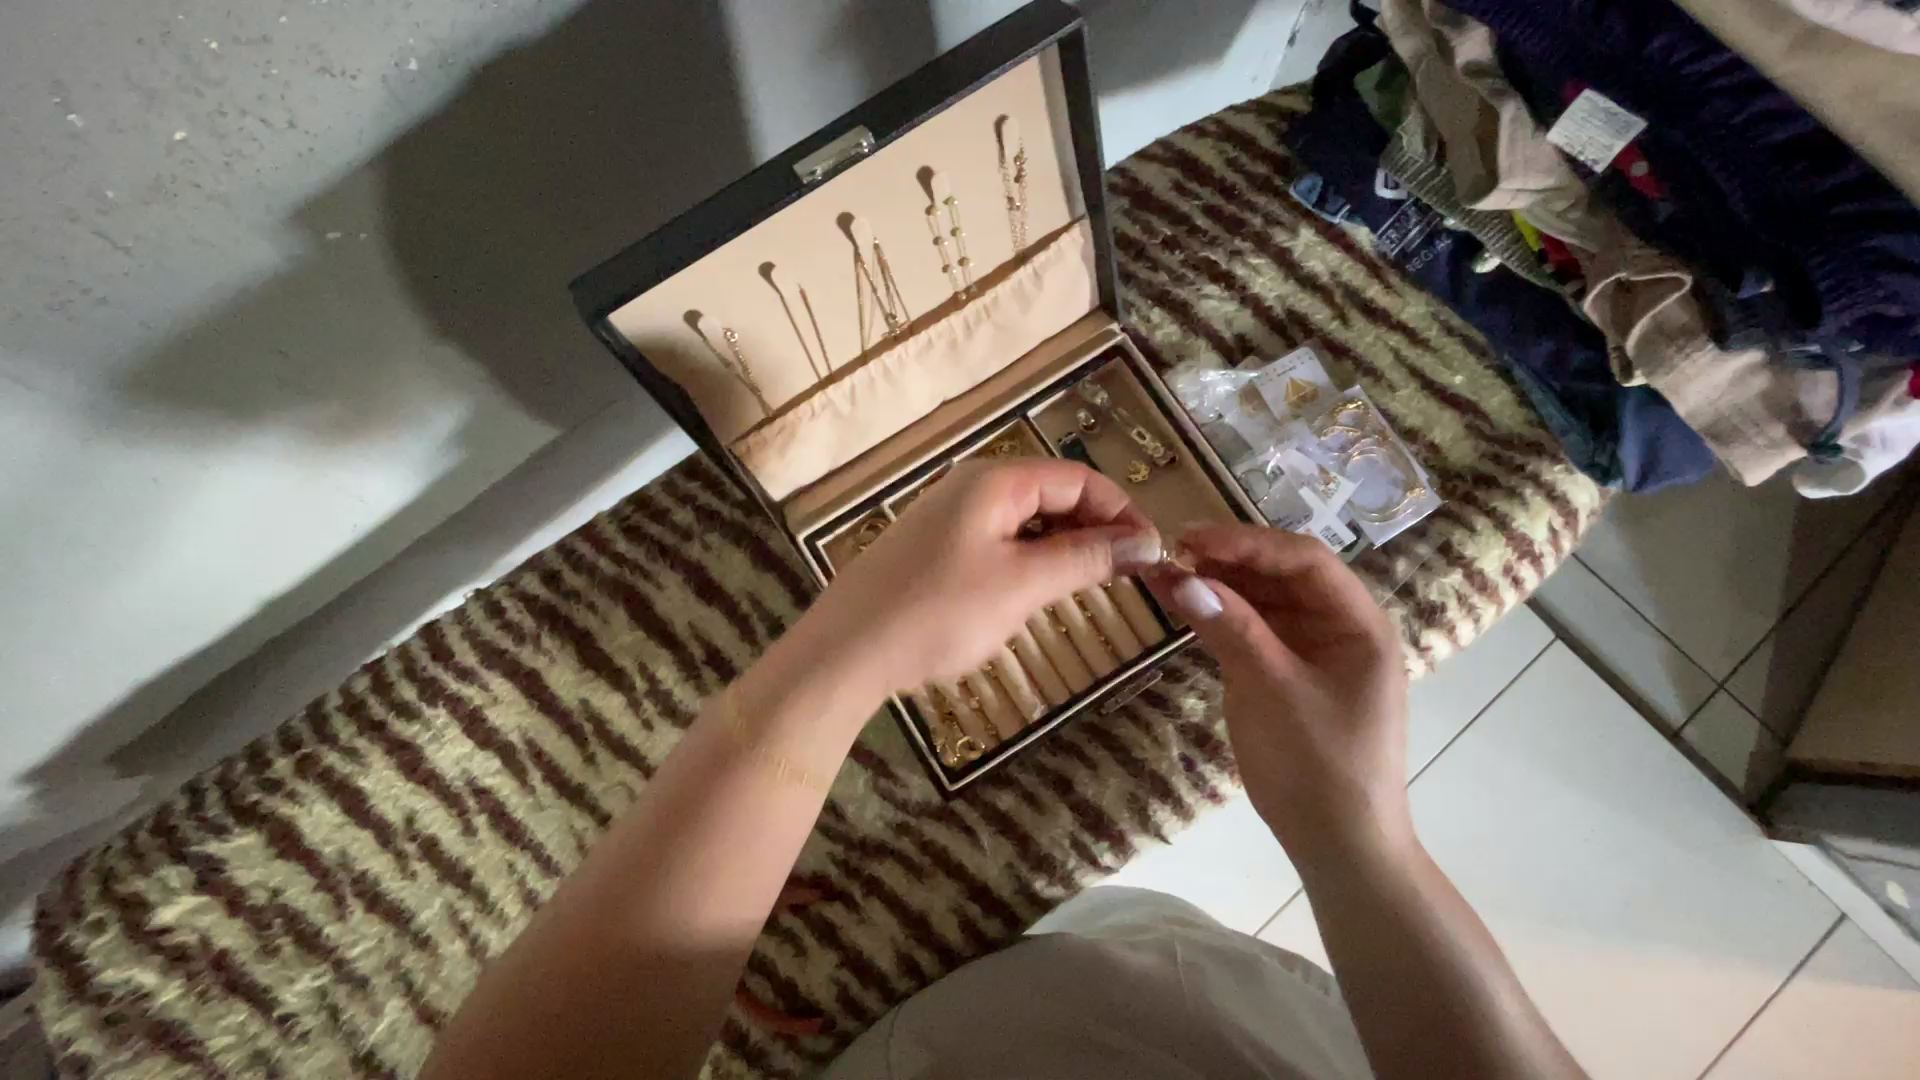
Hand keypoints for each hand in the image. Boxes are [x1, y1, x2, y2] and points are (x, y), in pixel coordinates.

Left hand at [797, 460, 1161, 698]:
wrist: (845, 652)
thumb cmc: (937, 613)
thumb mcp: (1021, 585)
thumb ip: (1085, 558)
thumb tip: (1145, 542)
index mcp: (995, 482)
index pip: (1078, 478)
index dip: (1122, 511)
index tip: (1153, 553)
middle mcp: (972, 488)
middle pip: (1053, 494)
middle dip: (1096, 528)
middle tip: (1129, 575)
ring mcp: (949, 518)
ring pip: (1026, 521)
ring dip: (1065, 547)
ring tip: (1096, 585)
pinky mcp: (936, 550)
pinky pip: (1000, 543)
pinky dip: (1032, 561)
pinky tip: (1042, 592)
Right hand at [1144, 525, 1411, 860]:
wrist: (1335, 843)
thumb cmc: (1320, 765)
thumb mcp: (1275, 692)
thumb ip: (1232, 630)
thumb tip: (1181, 577)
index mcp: (1359, 624)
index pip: (1304, 561)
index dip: (1248, 543)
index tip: (1192, 540)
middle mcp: (1336, 627)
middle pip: (1280, 575)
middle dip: (1228, 560)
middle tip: (1171, 552)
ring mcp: (1306, 650)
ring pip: (1259, 599)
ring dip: (1216, 584)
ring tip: (1164, 572)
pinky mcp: (1279, 671)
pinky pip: (1246, 629)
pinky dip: (1214, 615)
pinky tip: (1179, 602)